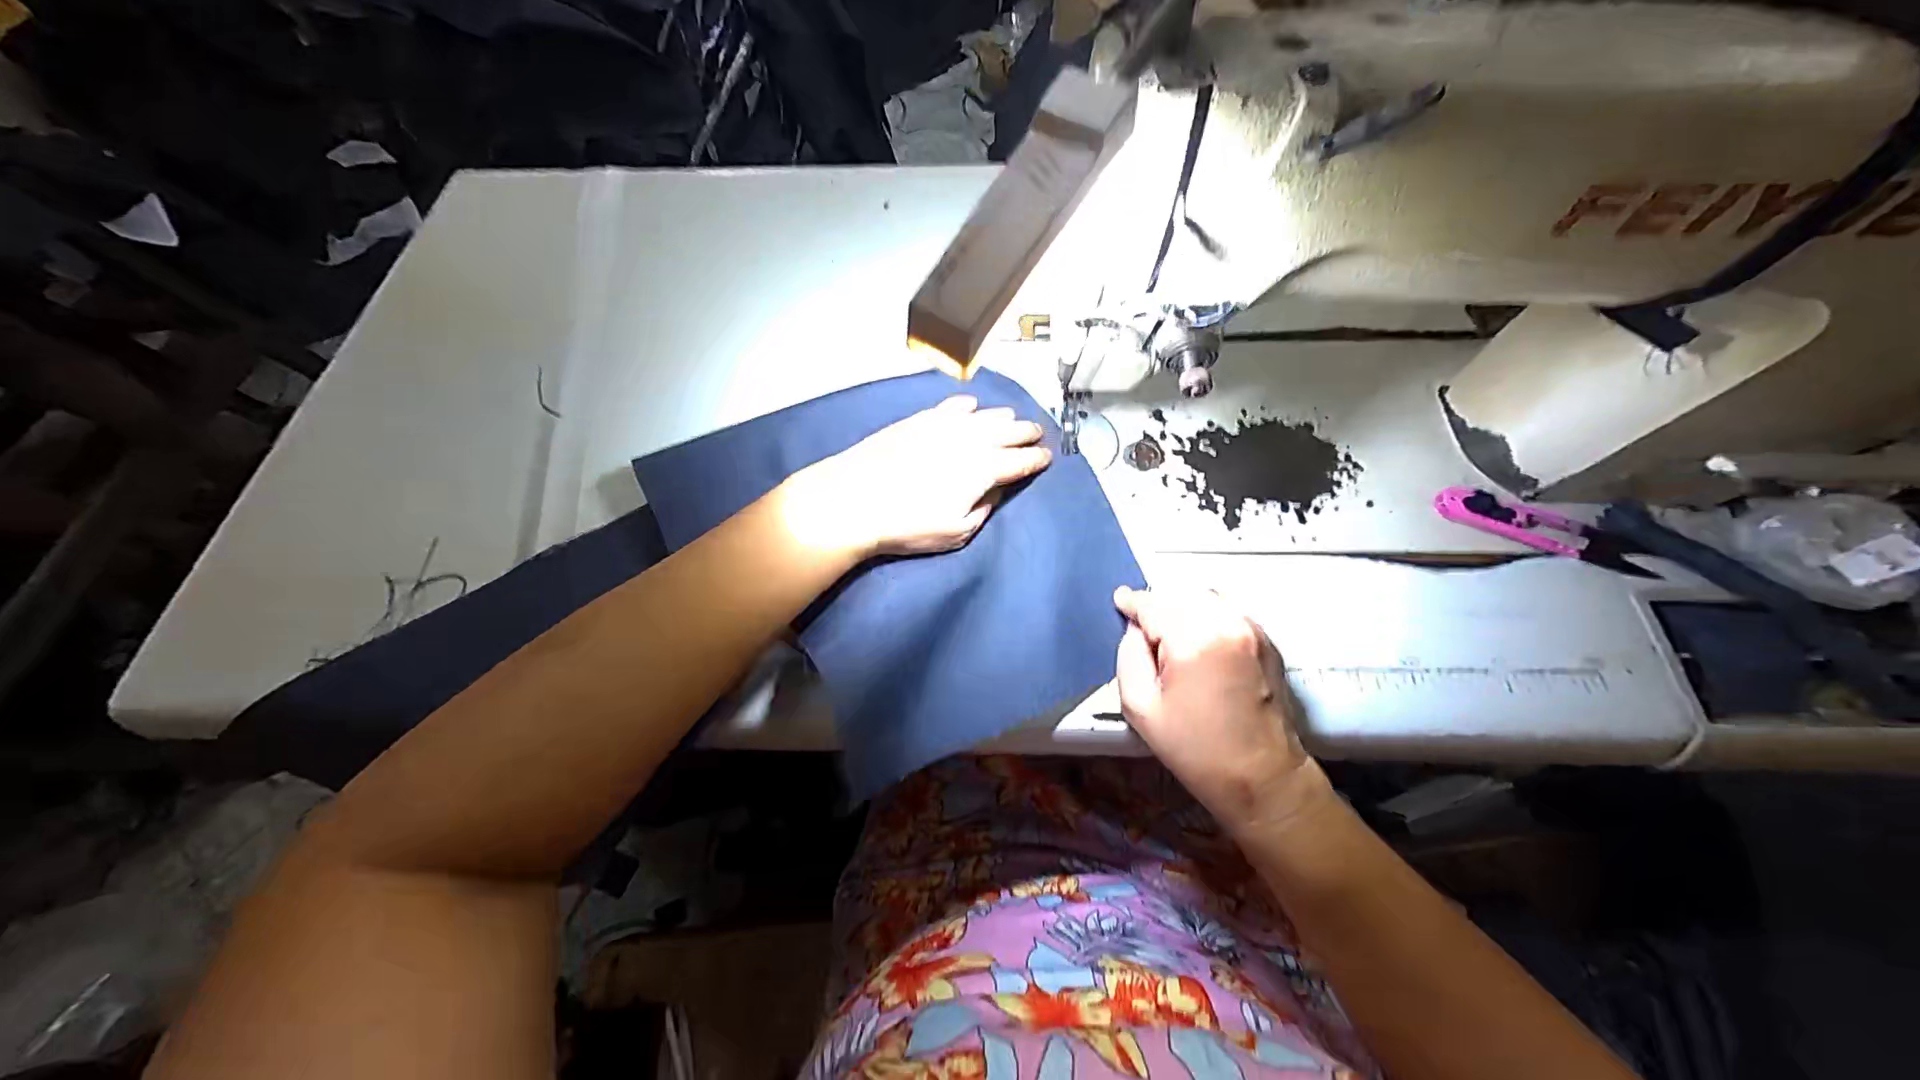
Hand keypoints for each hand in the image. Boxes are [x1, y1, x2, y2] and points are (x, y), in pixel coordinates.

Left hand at [777, 395, 1051, 559]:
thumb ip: (983, 508)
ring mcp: (943, 425)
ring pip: (983, 415)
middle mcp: (970, 440)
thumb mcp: (956, 531)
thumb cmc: (907, 524)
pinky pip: (951, 406)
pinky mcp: (919, 420)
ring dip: (1002, 418)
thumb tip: (994, 491)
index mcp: (984, 469)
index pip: (1021, 461)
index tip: (1047, 458)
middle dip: (1027, 433)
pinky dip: (967, 406)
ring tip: (1012, 421)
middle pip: (1009, 431)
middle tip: (1037, 434)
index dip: (1038, 459)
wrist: (855, 498)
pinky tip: (971, 407)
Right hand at [1113, 586, 1327, 836]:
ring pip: (1206, 598)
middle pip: (1179, 595)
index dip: (1132, 602)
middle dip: (1158, 606)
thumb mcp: (1141, 708)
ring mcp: (1252, 631)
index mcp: (1193, 641)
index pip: (1153, 603)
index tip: (1120, 601)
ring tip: (1171, 636)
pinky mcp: (1267, 642)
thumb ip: (1129, 657)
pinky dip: (1208, 617)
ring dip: (1183, 608)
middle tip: (1143, 630)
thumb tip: (1135, 631)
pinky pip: (1228, 612)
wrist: (1262, 777)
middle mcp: (1227, 625)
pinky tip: (1199, 642)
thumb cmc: (1198, 751)